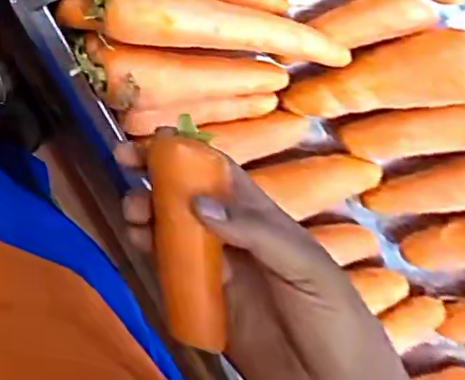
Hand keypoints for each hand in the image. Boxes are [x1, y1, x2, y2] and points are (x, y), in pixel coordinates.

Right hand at [117, 138, 406, 379]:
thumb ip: (256, 232)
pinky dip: (146, 244)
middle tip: (125, 164)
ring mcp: (213, 263)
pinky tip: (139, 242)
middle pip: (181, 189)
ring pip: (167, 221)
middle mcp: (229, 232)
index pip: (213, 168)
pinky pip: (165, 261)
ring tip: (135, 215)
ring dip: (144, 207)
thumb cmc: (339, 324)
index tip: (151, 139)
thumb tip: (196, 202)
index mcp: (258, 215)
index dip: (181, 149)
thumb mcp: (309, 270)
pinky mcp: (200, 295)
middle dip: (151, 172)